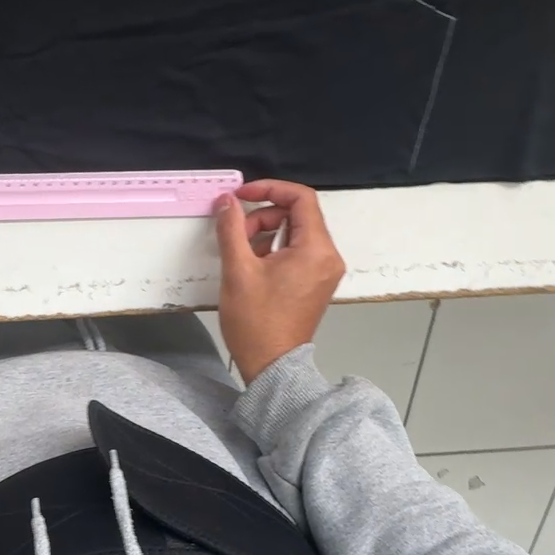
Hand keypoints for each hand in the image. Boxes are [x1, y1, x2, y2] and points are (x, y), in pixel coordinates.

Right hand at [214, 179, 345, 383]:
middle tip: (235, 235)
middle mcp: (327, 257)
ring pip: (295, 234)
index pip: (301, 199)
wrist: (271, 365)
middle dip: (263, 217)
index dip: (269, 189)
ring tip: (241, 255)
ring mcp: (323, 271)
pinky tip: (252, 267)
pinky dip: (274, 250)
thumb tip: (226, 201)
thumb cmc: (255, 321)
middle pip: (297, 215)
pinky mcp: (315, 283)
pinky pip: (297, 252)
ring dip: (265, 234)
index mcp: (316, 249)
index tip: (241, 196)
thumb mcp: (238, 270)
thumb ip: (231, 229)